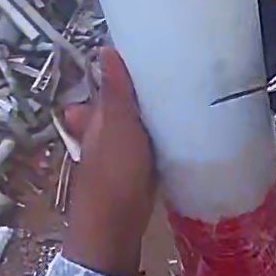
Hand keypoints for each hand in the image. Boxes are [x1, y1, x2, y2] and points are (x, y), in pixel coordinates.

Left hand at [60, 47, 156, 275]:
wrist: (115, 228)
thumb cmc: (114, 172)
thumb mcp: (118, 125)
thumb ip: (115, 91)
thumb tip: (106, 48)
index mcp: (94, 115)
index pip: (108, 81)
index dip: (124, 65)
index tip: (152, 48)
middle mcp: (102, 129)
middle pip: (121, 100)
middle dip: (139, 87)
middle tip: (173, 70)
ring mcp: (118, 150)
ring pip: (134, 121)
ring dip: (149, 110)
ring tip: (180, 93)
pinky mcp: (135, 167)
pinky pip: (147, 141)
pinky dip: (157, 132)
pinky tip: (177, 128)